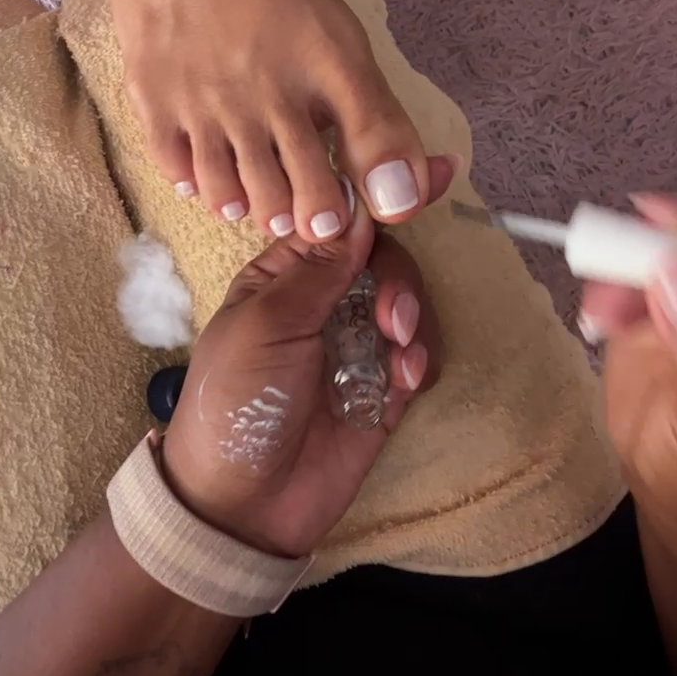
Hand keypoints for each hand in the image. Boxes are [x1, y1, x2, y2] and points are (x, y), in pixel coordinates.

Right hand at [104, 0, 436, 241]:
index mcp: (329, 69)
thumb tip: (396, 195)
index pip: (361, 174)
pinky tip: (206, 177)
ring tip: (258, 201)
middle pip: (293, 201)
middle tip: (304, 211)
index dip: (362, 207)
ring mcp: (205, 97)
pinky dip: (197, 184)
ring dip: (254, 206)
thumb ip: (370, 111)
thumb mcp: (337, 24)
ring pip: (236, 196)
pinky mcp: (153, 92)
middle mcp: (269, 94)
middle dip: (307, 217)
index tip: (351, 207)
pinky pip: (177, 169)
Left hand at [158, 160, 451, 556]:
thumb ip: (318, 269)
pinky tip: (402, 380)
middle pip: (385, 260)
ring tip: (394, 352)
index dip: (383, 198)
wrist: (244, 504)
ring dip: (412, 318)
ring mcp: (357, 344)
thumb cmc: (239, 399)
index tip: (437, 171)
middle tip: (390, 320)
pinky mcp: (384, 387)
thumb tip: (357, 205)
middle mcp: (325, 301)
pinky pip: (419, 354)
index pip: (341, 222)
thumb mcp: (268, 324)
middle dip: (397, 280)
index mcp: (286, 275)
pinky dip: (419, 358)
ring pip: (408, 304)